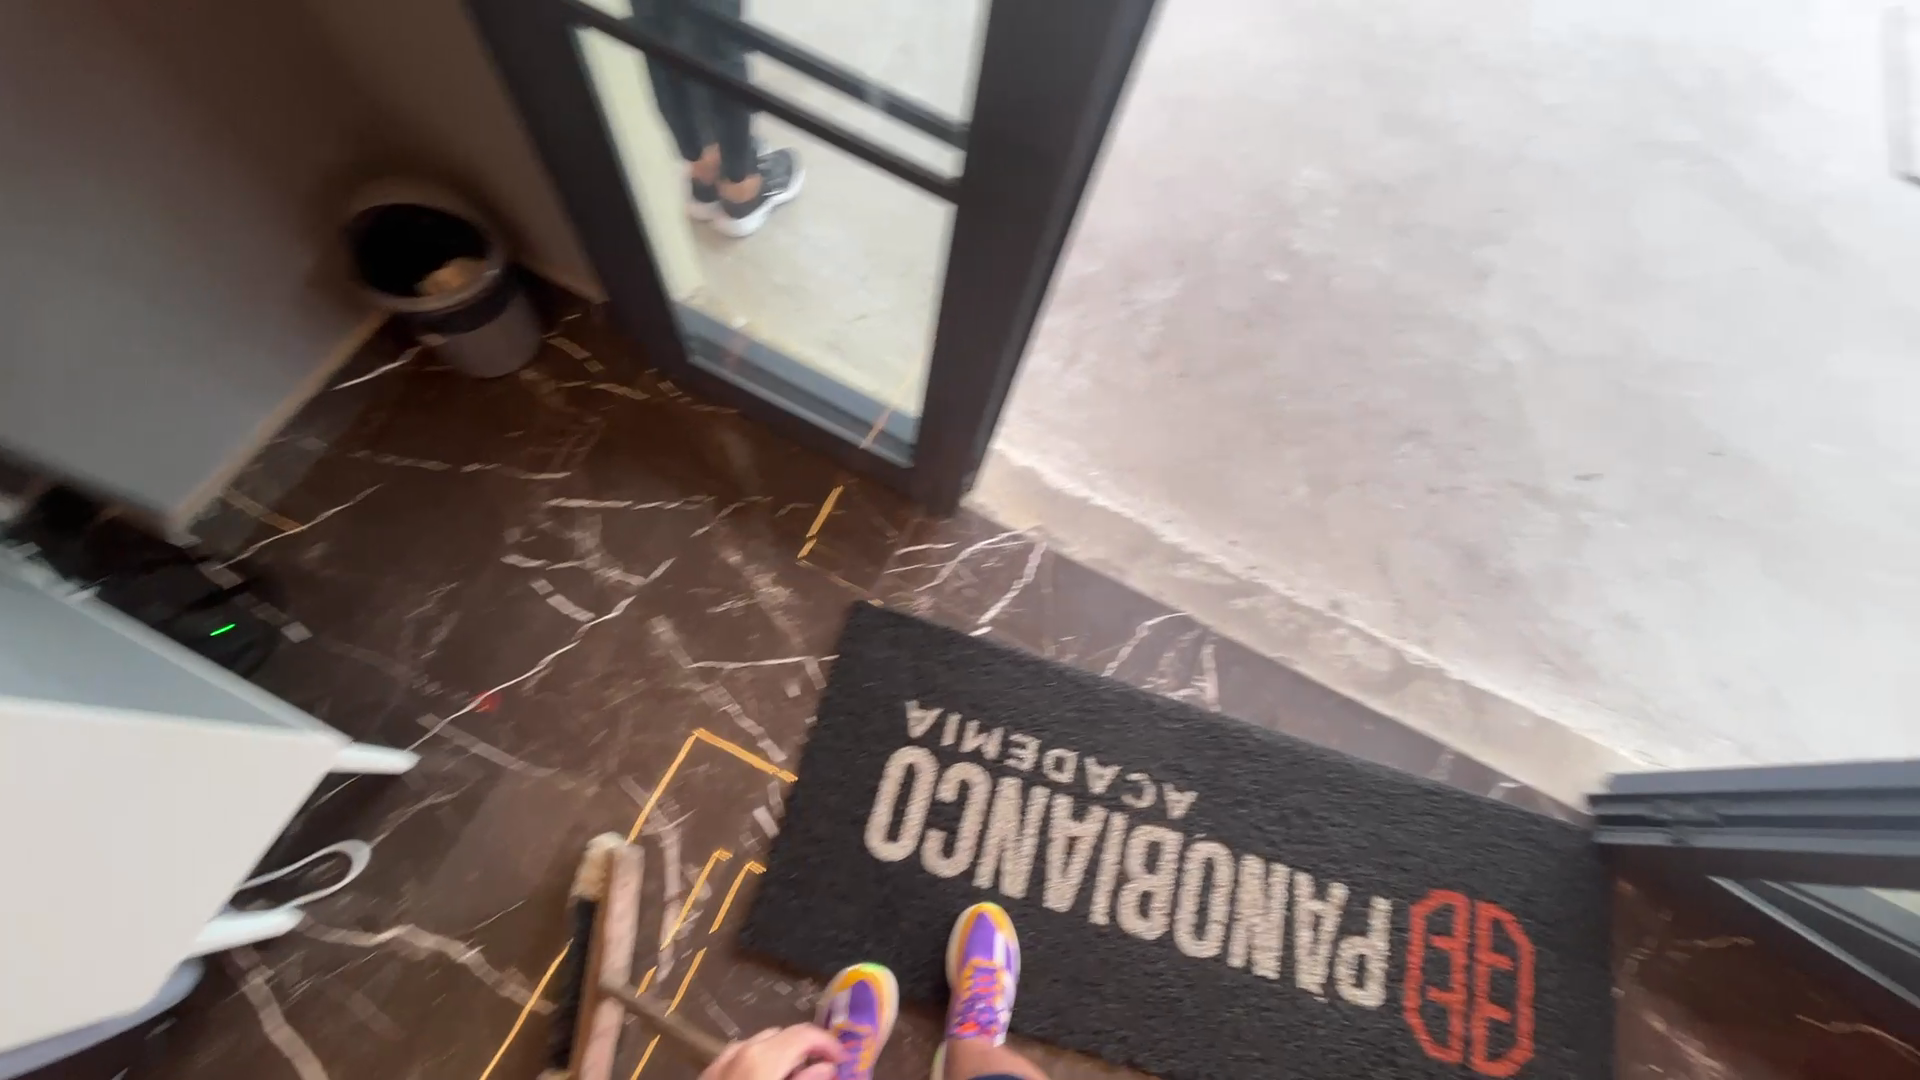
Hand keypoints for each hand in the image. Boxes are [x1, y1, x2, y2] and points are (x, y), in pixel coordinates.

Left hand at [699, 1024, 842, 1079]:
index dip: (828, 1044)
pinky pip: (737, 1058)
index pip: (804, 1034)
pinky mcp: (706, 1075)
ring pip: (759, 1045)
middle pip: (783, 1035)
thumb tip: (827, 1068)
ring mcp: (719, 1062)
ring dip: (781, 1056)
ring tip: (793, 1077)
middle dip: (805, 1050)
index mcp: (762, 1058)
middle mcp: (741, 1050)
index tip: (843, 1060)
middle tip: (821, 1072)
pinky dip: (757, 1063)